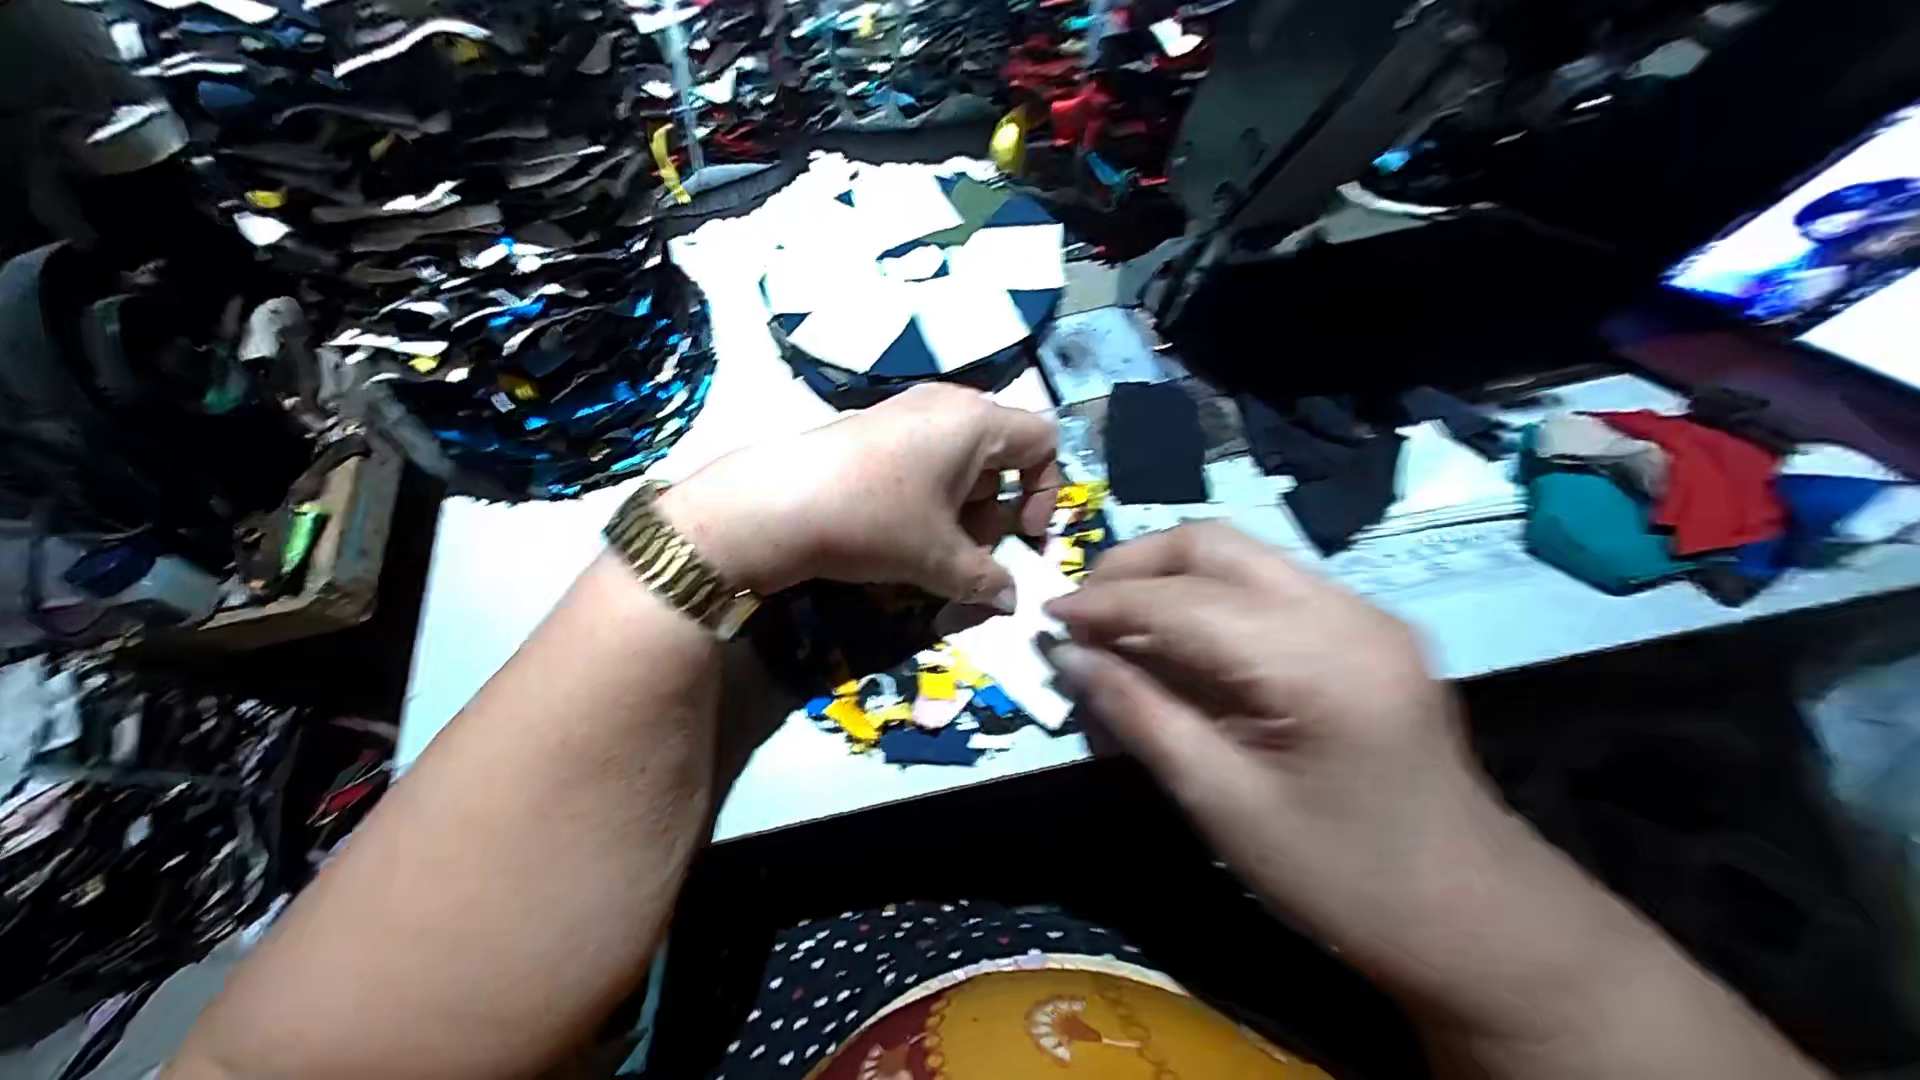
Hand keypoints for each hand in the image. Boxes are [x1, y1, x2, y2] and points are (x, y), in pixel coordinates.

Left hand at [658, 383, 1059, 605]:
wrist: (771, 504)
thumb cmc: (873, 519)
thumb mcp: (938, 557)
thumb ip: (986, 579)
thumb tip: (1012, 602)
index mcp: (976, 420)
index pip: (1043, 441)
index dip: (1045, 492)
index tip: (1021, 537)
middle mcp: (946, 405)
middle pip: (1002, 455)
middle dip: (997, 510)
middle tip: (972, 553)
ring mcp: (906, 414)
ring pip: (961, 463)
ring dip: (963, 511)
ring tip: (935, 552)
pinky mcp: (875, 432)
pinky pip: (925, 462)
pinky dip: (930, 499)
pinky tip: (903, 534)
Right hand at [1047, 522, 1832, 1079]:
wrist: (1477, 915)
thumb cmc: (1338, 875)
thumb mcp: (1219, 802)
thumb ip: (1138, 713)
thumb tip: (1069, 653)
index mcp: (1315, 662)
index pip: (1182, 601)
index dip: (1104, 601)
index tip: (1047, 613)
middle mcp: (1347, 611)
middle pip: (1214, 544)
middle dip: (1134, 565)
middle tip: (1083, 608)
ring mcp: (1364, 610)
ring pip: (1240, 553)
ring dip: (1167, 574)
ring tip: (1118, 618)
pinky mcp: (1365, 624)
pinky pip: (1264, 582)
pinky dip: (1204, 594)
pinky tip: (1177, 634)